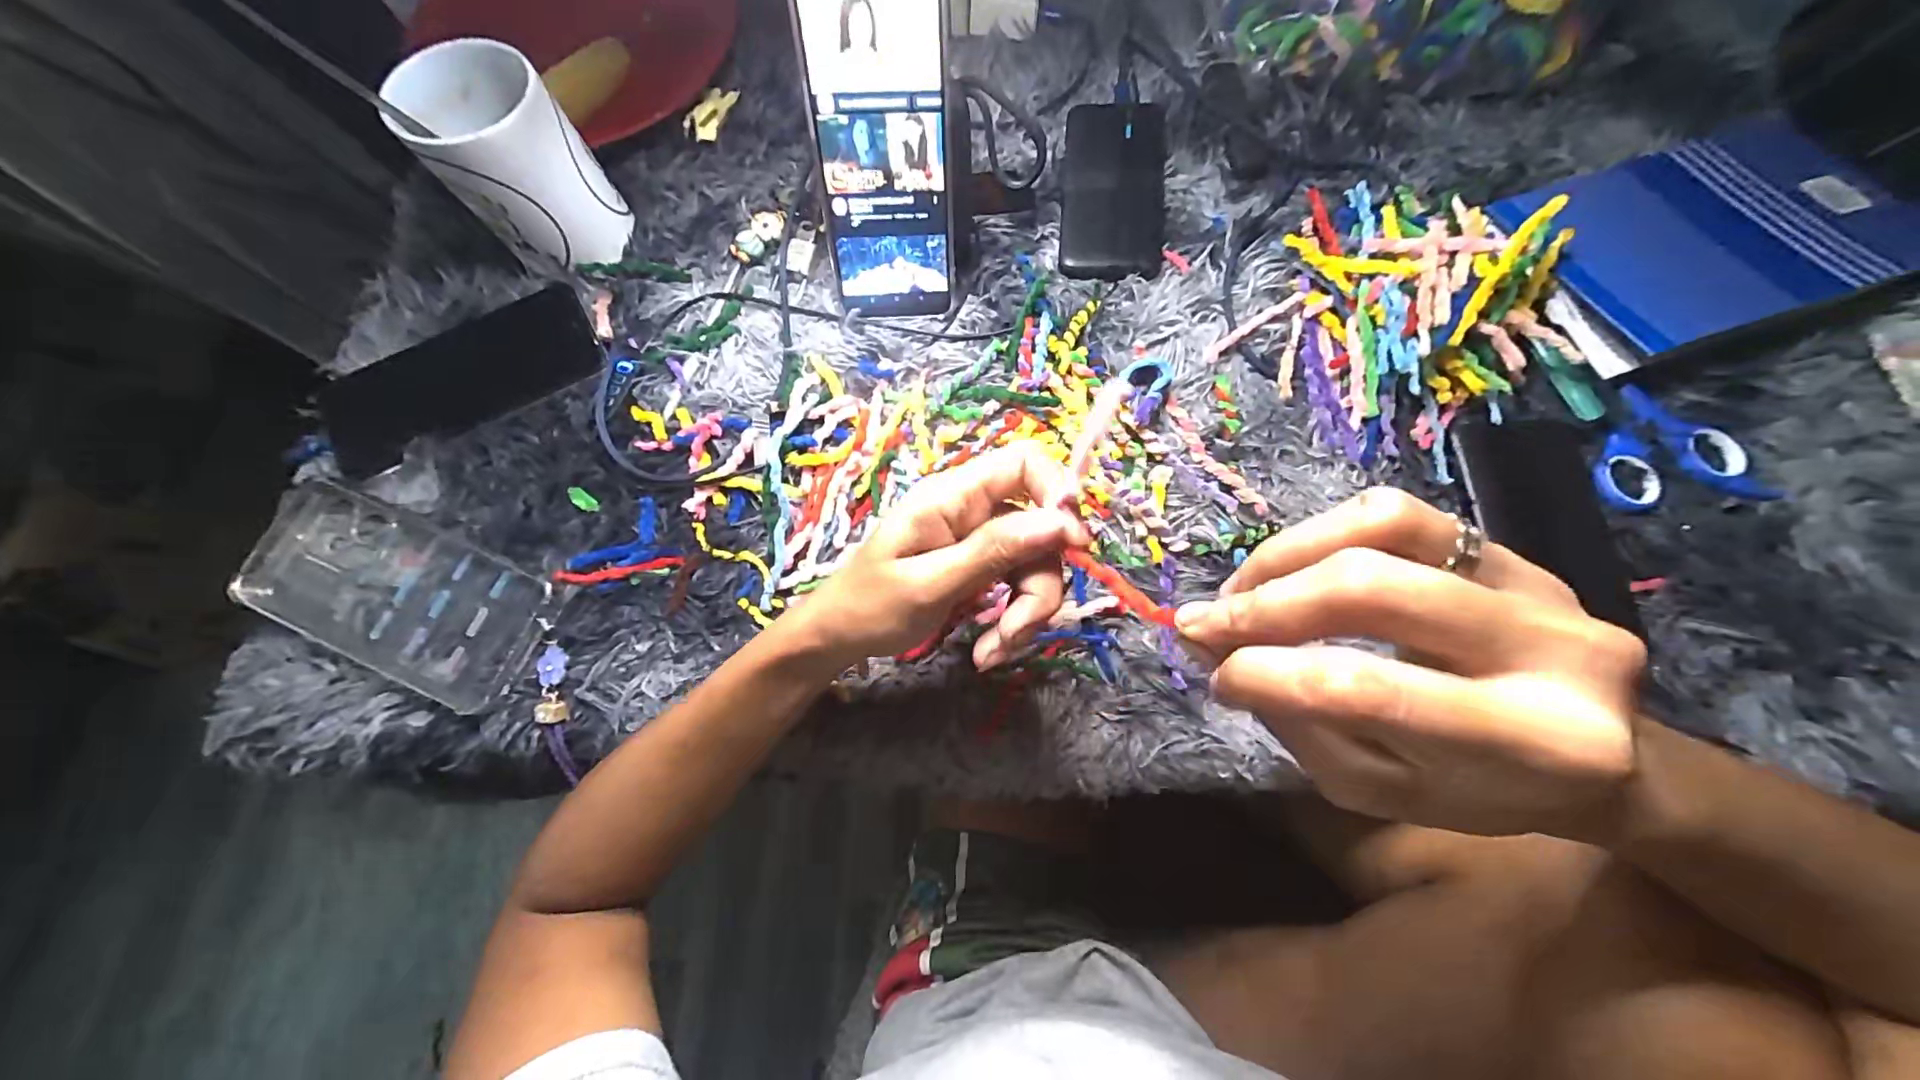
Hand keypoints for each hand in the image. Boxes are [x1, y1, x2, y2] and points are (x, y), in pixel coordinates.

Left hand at [791, 444, 1090, 669]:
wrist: (838, 637)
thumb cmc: (870, 605)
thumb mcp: (931, 582)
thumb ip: (994, 550)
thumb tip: (1062, 522)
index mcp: (952, 496)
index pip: (1025, 462)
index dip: (1059, 493)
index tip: (1072, 544)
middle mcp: (972, 510)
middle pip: (1041, 528)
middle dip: (1041, 584)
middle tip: (1017, 632)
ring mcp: (978, 539)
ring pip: (1036, 564)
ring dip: (1027, 613)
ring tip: (993, 651)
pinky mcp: (981, 568)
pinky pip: (1019, 585)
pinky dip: (1014, 621)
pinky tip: (988, 651)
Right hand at [1175, 488, 1646, 840]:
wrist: (1595, 751)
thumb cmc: (1478, 790)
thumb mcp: (1380, 790)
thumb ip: (1301, 724)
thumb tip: (1221, 658)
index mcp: (1533, 741)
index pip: (1365, 689)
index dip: (1268, 674)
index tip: (1213, 674)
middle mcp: (1552, 645)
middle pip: (1370, 590)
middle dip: (1266, 605)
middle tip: (1203, 624)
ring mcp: (1533, 578)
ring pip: (1382, 529)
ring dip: (1285, 557)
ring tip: (1238, 592)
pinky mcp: (1504, 543)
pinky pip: (1394, 513)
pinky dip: (1320, 533)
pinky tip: (1286, 566)